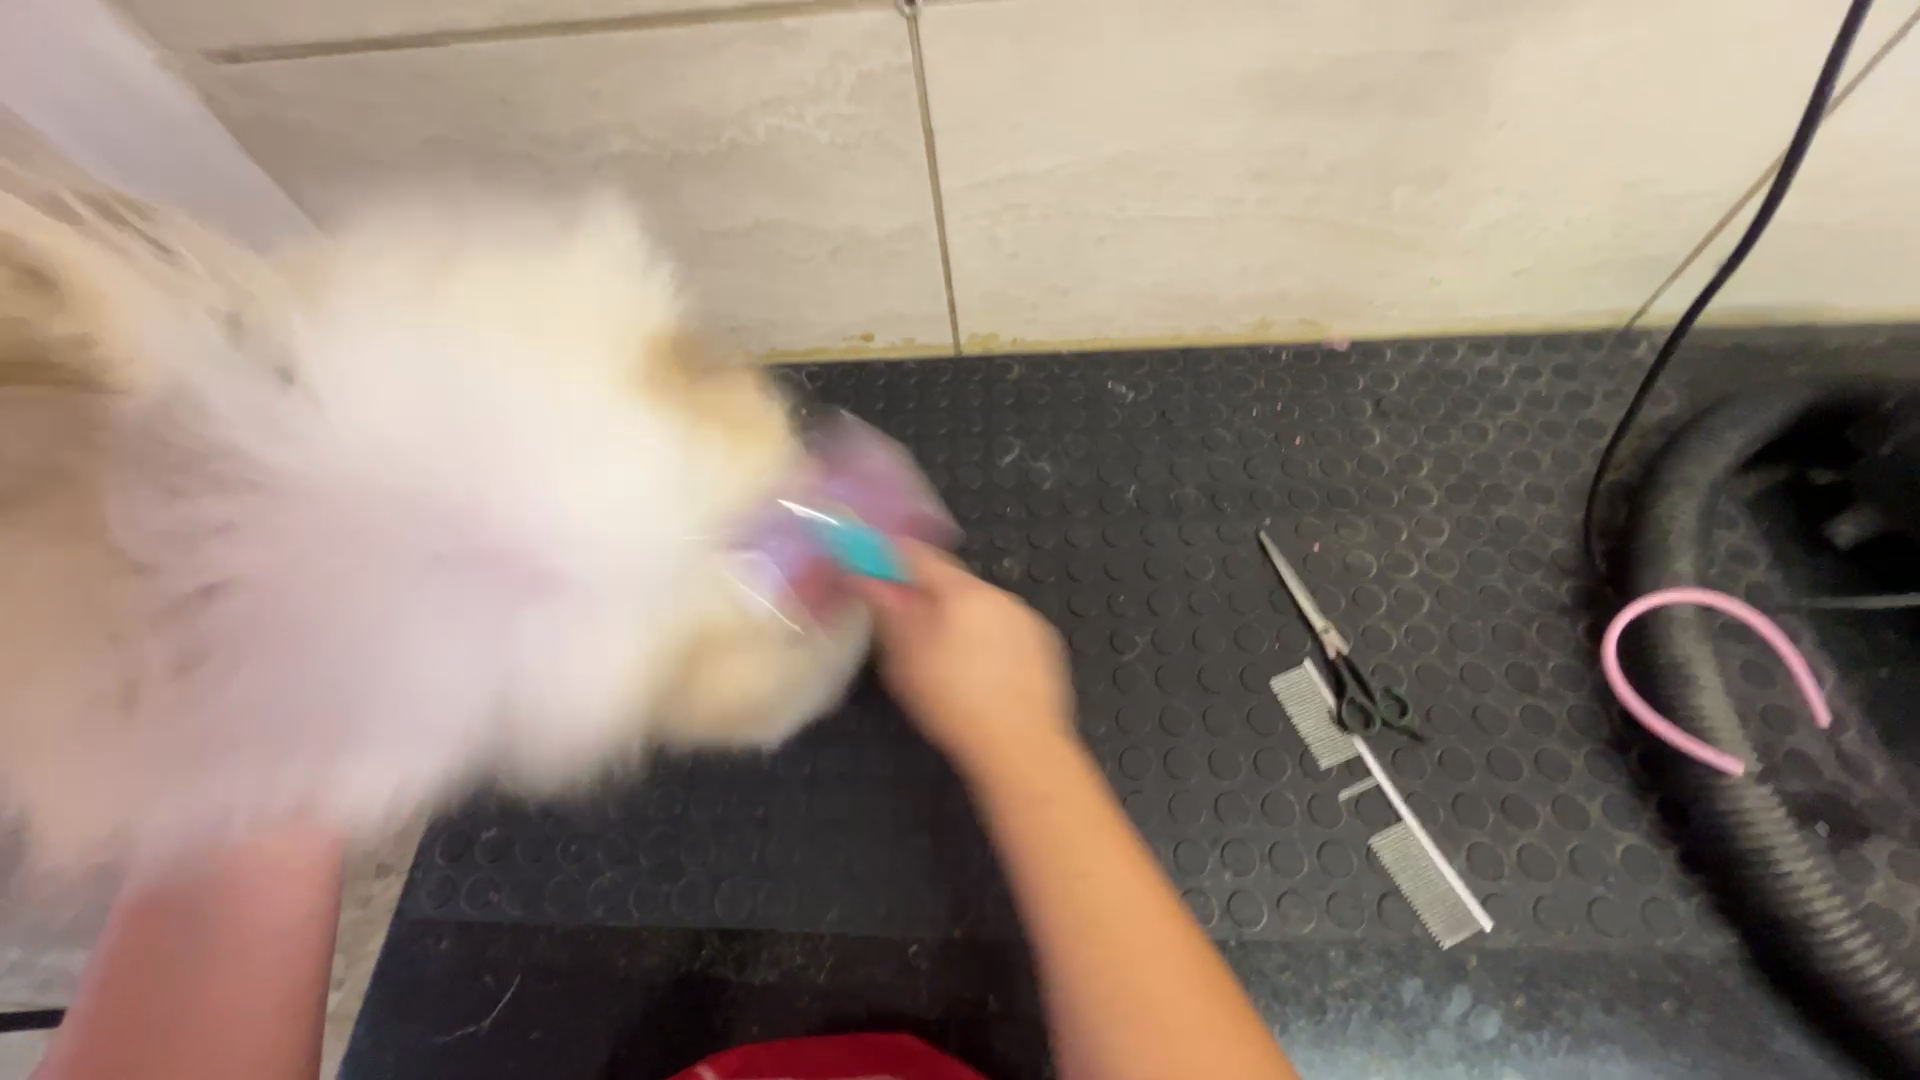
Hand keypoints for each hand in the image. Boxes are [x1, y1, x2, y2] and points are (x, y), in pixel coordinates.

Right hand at [854, 542, 1076, 771]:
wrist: (1021, 747)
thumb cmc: (953, 703)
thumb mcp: (904, 660)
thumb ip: (886, 610)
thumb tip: (865, 576)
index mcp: (962, 592)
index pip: (918, 555)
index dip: (889, 557)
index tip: (869, 566)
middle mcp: (1000, 594)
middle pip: (951, 582)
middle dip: (925, 596)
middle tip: (902, 624)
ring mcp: (1027, 619)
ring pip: (980, 607)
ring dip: (958, 619)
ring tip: (944, 659)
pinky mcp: (1045, 645)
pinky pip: (1005, 629)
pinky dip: (987, 639)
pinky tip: (979, 673)